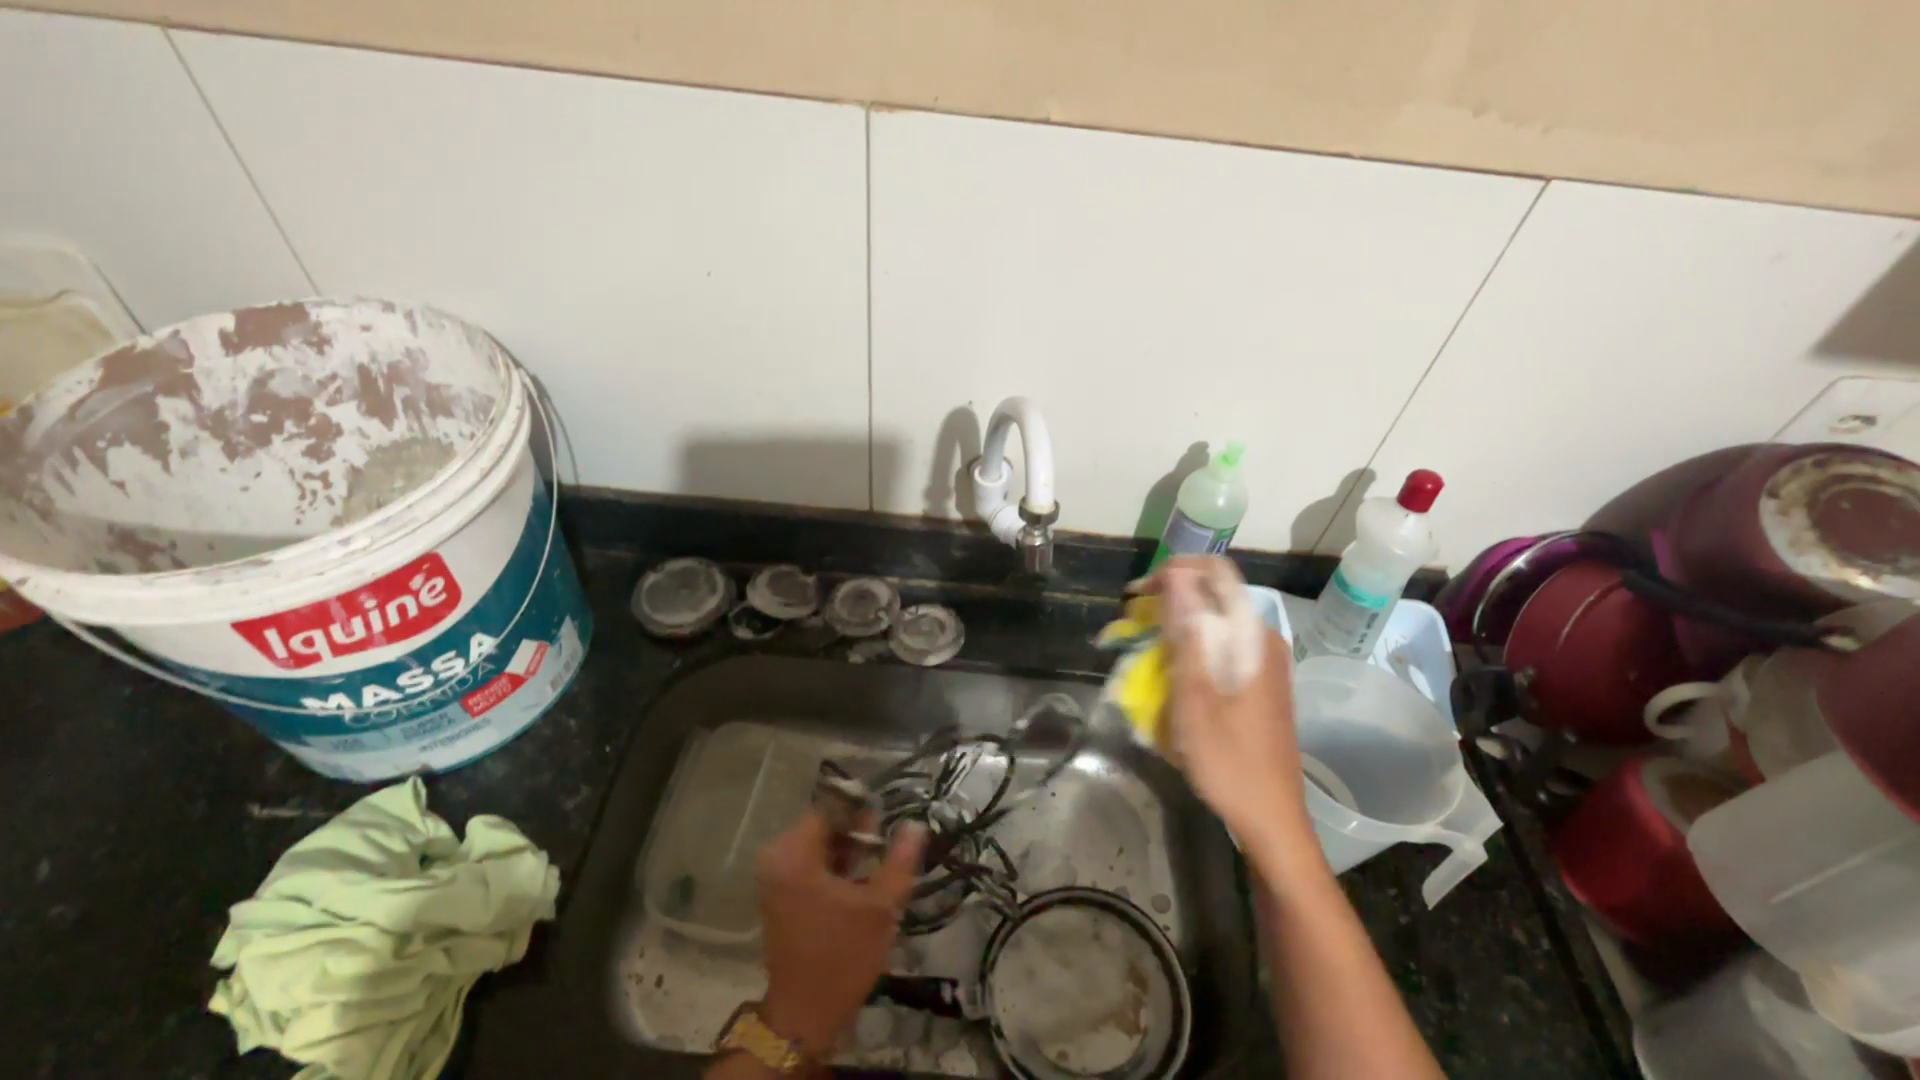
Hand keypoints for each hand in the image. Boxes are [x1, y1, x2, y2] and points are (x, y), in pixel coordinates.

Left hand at [755, 810, 925, 1056]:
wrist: (806, 1013)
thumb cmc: (842, 956)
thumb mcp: (880, 907)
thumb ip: (900, 860)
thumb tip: (915, 824)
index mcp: (793, 853)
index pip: (830, 808)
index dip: (861, 808)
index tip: (890, 813)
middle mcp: (776, 858)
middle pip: (823, 826)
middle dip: (858, 831)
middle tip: (891, 841)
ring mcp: (775, 877)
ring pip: (820, 846)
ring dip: (850, 850)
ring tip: (883, 860)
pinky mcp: (781, 895)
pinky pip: (812, 865)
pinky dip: (836, 867)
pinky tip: (865, 880)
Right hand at [1151, 557, 1320, 873]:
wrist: (1272, 818)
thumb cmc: (1229, 762)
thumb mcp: (1195, 698)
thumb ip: (1186, 633)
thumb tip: (1175, 576)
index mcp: (1253, 638)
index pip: (1216, 575)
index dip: (1173, 571)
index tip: (1136, 595)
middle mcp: (1264, 640)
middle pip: (1214, 598)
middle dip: (1169, 603)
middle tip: (1130, 627)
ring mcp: (1265, 662)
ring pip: (1216, 625)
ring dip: (1177, 629)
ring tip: (1142, 653)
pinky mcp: (1260, 683)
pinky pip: (1222, 648)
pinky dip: (1192, 651)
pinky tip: (1171, 676)